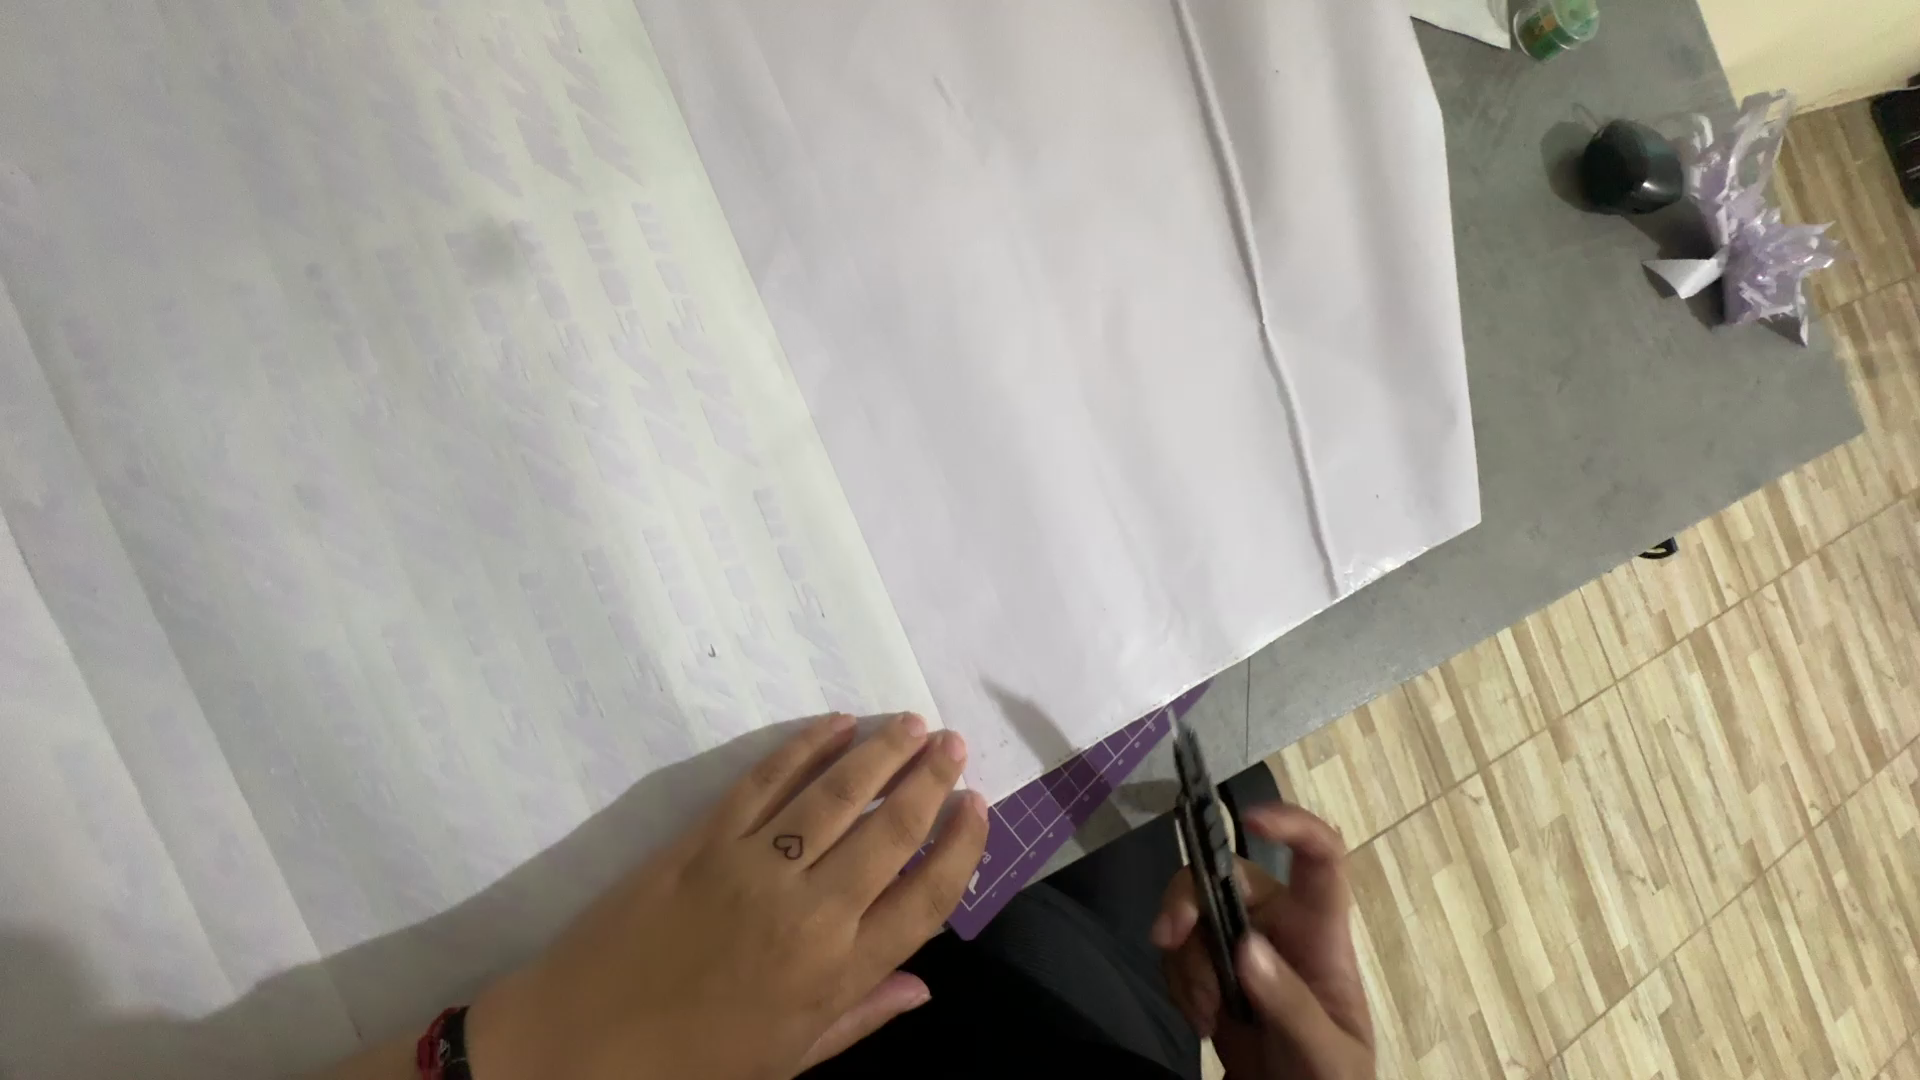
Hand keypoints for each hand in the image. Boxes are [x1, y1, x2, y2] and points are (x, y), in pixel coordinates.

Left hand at [465, 713, 988, 1079]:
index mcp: (834, 974)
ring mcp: (757, 866)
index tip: (976, 805)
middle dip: (931, 780)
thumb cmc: (690, 1065)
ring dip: (881, 752)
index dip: (960, 847)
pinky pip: (769, 779)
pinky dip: (806, 746)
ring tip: (911, 723)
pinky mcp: (708, 837)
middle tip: (953, 742)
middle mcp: (809, 913)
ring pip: (837, 795)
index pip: (925, 899)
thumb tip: (927, 984)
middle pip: (891, 833)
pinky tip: (837, 724)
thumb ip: (861, 1015)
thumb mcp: (786, 1062)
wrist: (575, 1046)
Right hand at [1151, 804, 1373, 1079]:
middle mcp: (1276, 922)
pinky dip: (1177, 980)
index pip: (1319, 856)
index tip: (1251, 820)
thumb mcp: (1326, 1055)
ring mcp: (1238, 941)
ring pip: (1191, 909)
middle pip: (1226, 874)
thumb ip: (1291, 1005)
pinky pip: (1176, 947)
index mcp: (1319, 930)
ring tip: (1204, 1013)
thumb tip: (1245, 948)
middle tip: (1168, 938)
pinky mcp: (1208, 965)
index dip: (1293, 824)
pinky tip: (1199, 1018)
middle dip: (1189, 898)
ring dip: (1185, 959)